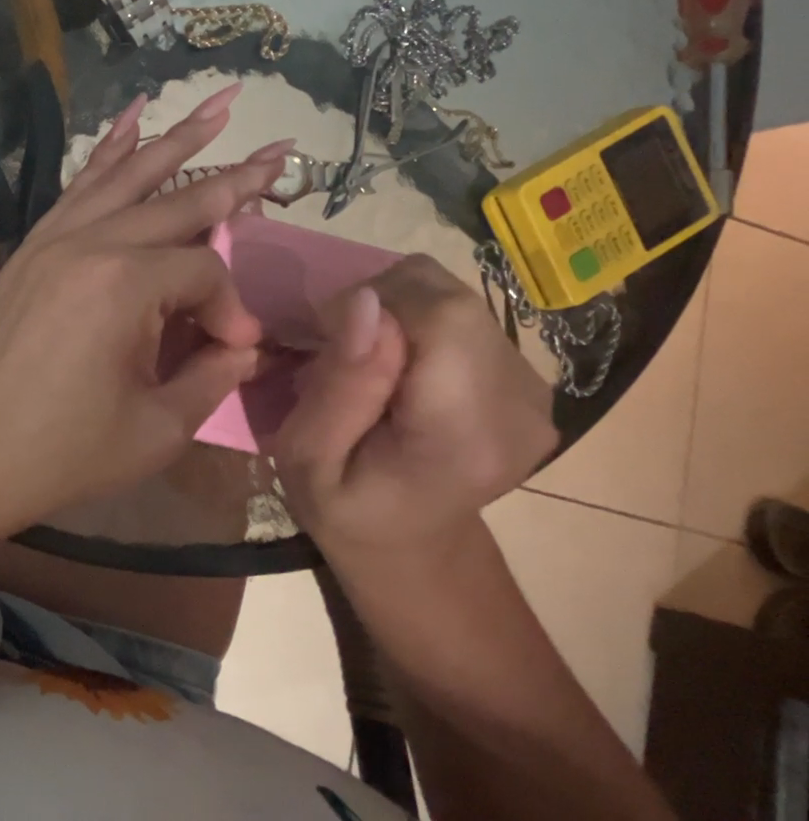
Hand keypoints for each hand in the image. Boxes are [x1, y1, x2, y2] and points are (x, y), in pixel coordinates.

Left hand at [0, 83, 288, 532]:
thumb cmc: (66, 452)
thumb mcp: (160, 426)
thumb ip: (213, 375)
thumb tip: (243, 344)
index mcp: (123, 285)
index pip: (204, 271)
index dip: (230, 307)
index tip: (234, 347)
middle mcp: (85, 246)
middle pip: (172, 204)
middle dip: (232, 178)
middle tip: (281, 149)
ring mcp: (49, 243)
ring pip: (120, 179)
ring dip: (170, 143)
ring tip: (215, 104)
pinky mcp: (27, 253)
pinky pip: (73, 192)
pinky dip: (103, 158)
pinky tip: (126, 128)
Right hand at [272, 255, 558, 567]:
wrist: (409, 544)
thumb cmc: (343, 506)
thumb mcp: (307, 456)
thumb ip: (341, 383)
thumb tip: (362, 300)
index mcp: (463, 434)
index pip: (443, 315)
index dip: (375, 303)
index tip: (327, 335)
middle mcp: (520, 407)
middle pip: (454, 299)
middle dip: (384, 303)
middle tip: (342, 350)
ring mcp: (537, 395)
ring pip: (459, 301)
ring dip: (401, 316)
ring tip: (370, 365)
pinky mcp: (533, 383)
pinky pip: (468, 320)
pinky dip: (422, 328)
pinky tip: (402, 372)